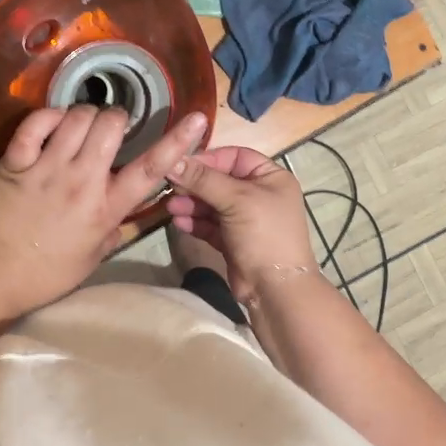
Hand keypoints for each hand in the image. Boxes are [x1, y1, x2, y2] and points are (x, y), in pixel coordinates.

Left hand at [0, 105, 207, 312]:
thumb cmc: (50, 272)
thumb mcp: (98, 252)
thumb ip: (119, 222)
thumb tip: (138, 203)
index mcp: (107, 208)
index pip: (151, 168)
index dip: (178, 140)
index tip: (197, 118)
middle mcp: (82, 182)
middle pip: (111, 125)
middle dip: (117, 117)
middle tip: (111, 127)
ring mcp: (47, 168)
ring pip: (77, 116)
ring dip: (85, 114)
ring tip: (81, 125)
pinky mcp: (16, 161)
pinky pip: (36, 122)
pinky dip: (49, 115)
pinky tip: (53, 123)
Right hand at [164, 146, 318, 302]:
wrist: (274, 289)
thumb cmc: (264, 234)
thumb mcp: (236, 200)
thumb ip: (203, 179)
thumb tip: (173, 160)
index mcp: (271, 177)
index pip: (235, 157)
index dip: (209, 159)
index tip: (181, 165)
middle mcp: (259, 194)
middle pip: (220, 180)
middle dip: (195, 184)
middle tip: (170, 188)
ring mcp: (246, 219)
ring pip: (213, 204)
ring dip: (191, 204)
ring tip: (171, 208)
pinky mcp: (233, 240)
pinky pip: (210, 225)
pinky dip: (196, 222)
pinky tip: (179, 222)